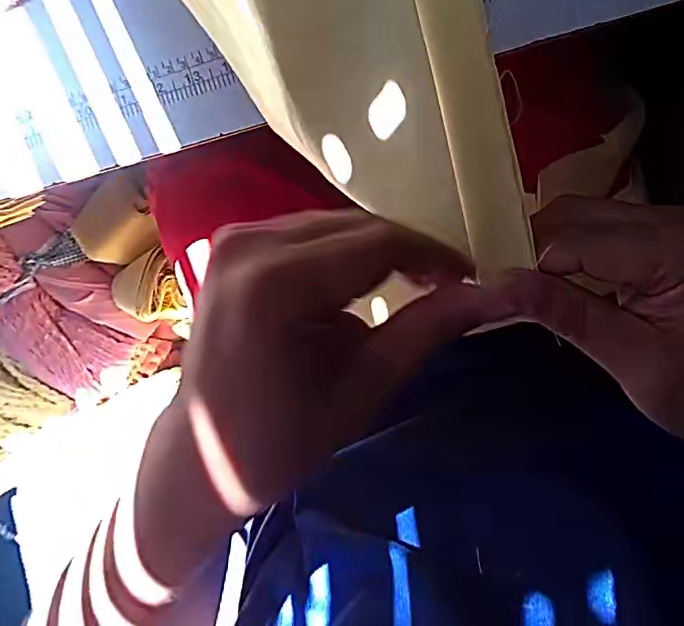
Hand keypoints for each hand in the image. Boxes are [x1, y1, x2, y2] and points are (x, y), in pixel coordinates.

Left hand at [127, 210, 512, 593]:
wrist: (193, 460)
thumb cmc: (276, 443)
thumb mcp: (360, 391)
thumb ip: (424, 331)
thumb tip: (490, 294)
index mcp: (274, 284)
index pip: (376, 244)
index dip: (431, 253)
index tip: (470, 275)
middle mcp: (250, 244)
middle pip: (356, 227)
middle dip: (409, 250)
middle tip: (450, 283)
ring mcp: (237, 237)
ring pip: (336, 223)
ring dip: (380, 248)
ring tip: (418, 281)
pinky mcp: (235, 240)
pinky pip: (310, 230)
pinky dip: (346, 249)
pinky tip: (367, 277)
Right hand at [496, 196, 683, 463]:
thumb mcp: (636, 366)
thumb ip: (569, 316)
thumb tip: (499, 285)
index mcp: (674, 247)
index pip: (574, 241)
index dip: (527, 266)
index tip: (490, 295)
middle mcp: (672, 217)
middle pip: (574, 215)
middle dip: (533, 250)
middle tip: (503, 291)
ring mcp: (670, 220)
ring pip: (581, 214)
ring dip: (549, 247)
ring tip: (526, 287)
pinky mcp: (664, 231)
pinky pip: (599, 225)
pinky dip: (571, 248)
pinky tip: (558, 279)